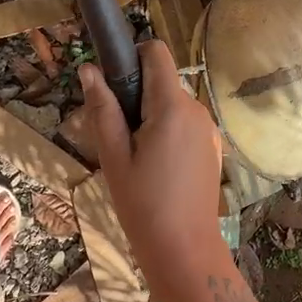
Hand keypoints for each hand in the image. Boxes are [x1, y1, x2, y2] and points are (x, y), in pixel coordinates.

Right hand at [81, 41, 225, 269]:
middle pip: (163, 80)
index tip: (114, 84)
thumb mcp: (113, 156)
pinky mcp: (213, 145)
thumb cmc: (142, 204)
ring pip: (173, 103)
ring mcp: (208, 127)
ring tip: (135, 157)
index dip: (133, 56)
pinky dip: (168, 132)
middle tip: (118, 135)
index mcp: (172, 106)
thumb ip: (103, 109)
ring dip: (152, 116)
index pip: (157, 52)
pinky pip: (185, 123)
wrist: (184, 249)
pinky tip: (156, 168)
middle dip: (137, 95)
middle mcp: (197, 108)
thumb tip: (89, 69)